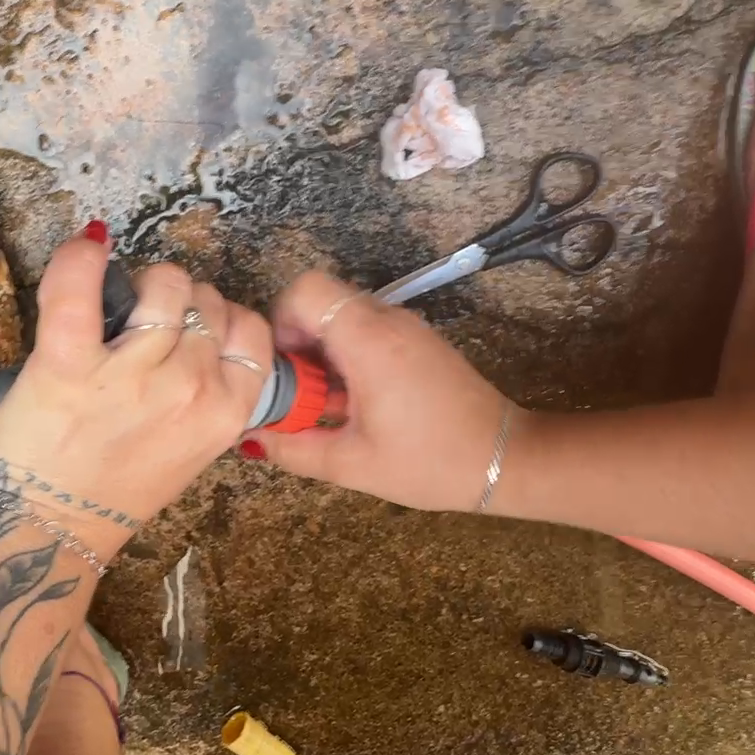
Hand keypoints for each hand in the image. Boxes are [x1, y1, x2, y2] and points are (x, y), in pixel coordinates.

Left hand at [0, 236, 271, 556]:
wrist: (50, 529)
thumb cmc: (119, 495)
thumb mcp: (192, 453)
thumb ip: (209, 400)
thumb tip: (202, 340)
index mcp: (226, 413)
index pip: (251, 332)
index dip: (227, 318)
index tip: (199, 327)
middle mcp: (190, 387)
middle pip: (206, 304)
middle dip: (184, 302)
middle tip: (151, 321)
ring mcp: (132, 373)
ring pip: (164, 286)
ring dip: (147, 282)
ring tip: (122, 300)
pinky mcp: (69, 361)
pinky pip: (81, 286)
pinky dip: (81, 258)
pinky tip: (88, 249)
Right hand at [243, 272, 515, 511]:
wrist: (504, 459)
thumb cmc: (429, 463)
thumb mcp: (352, 464)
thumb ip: (293, 449)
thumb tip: (250, 438)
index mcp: (370, 342)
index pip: (307, 289)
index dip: (281, 320)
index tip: (283, 368)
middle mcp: (388, 320)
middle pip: (321, 299)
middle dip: (296, 339)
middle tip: (297, 390)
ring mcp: (406, 326)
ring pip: (343, 313)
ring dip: (321, 349)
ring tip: (325, 400)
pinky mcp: (417, 340)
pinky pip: (367, 328)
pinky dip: (346, 354)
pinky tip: (353, 400)